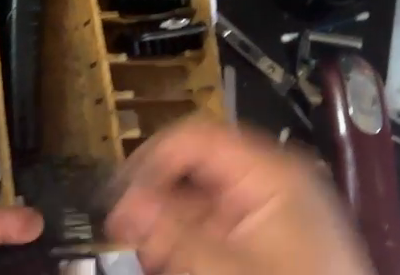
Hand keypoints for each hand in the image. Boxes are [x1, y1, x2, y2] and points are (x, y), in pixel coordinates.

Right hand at [105, 116, 371, 274]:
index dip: (151, 158)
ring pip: (208, 200)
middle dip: (158, 197)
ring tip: (146, 249)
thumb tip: (125, 202)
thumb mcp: (230, 265)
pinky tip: (173, 257)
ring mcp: (279, 211)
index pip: (196, 137)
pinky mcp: (279, 239)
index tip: (121, 190)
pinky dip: (196, 240)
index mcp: (272, 169)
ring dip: (172, 223)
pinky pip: (225, 225)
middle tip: (127, 227)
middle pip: (199, 168)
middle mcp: (276, 179)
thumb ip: (174, 233)